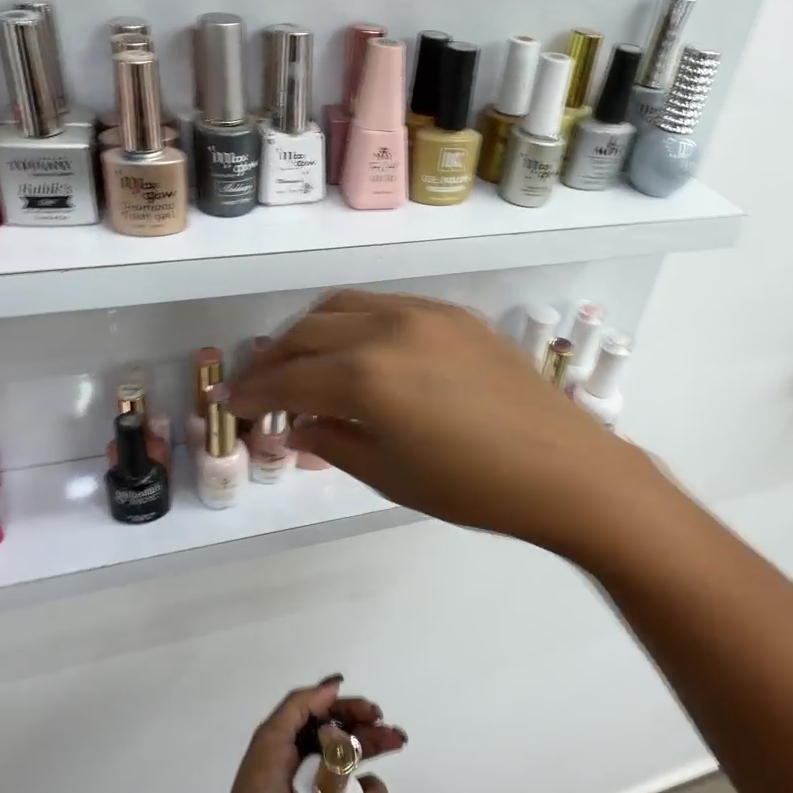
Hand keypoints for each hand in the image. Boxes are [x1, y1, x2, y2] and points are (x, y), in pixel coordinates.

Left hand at [211, 677, 405, 792]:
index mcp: (296, 748)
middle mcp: (317, 772)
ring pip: (368, 781)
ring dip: (373, 785)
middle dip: (377, 738)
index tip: (373, 712)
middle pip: (356, 745)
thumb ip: (300, 706)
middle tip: (394, 738)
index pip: (332, 719)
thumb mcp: (269, 741)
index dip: (353, 710)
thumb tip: (334, 685)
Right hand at [225, 291, 662, 557]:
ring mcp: (423, 313)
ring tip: (299, 362)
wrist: (563, 467)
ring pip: (343, 306)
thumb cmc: (472, 488)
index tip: (230, 405)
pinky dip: (353, 321)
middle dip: (273, 360)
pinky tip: (355, 349)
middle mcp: (386, 329)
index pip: (288, 379)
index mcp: (365, 376)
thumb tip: (293, 429)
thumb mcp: (390, 475)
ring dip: (310, 331)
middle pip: (307, 332)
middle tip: (256, 387)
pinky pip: (384, 304)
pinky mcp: (453, 313)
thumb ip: (332, 442)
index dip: (252, 395)